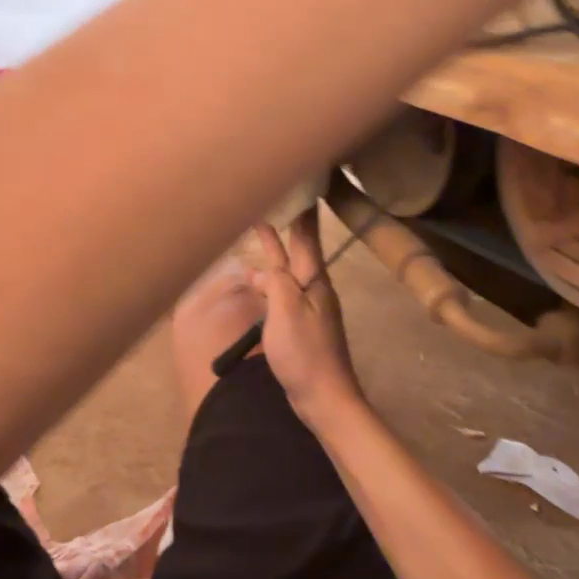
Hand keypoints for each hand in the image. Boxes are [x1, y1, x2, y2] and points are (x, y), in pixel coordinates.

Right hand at [251, 213, 361, 425]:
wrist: (325, 397)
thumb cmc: (305, 353)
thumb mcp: (286, 312)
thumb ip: (278, 282)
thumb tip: (270, 264)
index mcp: (314, 279)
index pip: (308, 233)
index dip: (304, 208)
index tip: (303, 180)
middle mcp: (314, 286)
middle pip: (299, 246)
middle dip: (287, 221)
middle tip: (276, 193)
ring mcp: (308, 305)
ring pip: (289, 268)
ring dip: (274, 249)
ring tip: (257, 227)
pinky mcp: (301, 322)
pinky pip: (283, 289)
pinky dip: (269, 279)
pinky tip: (254, 281)